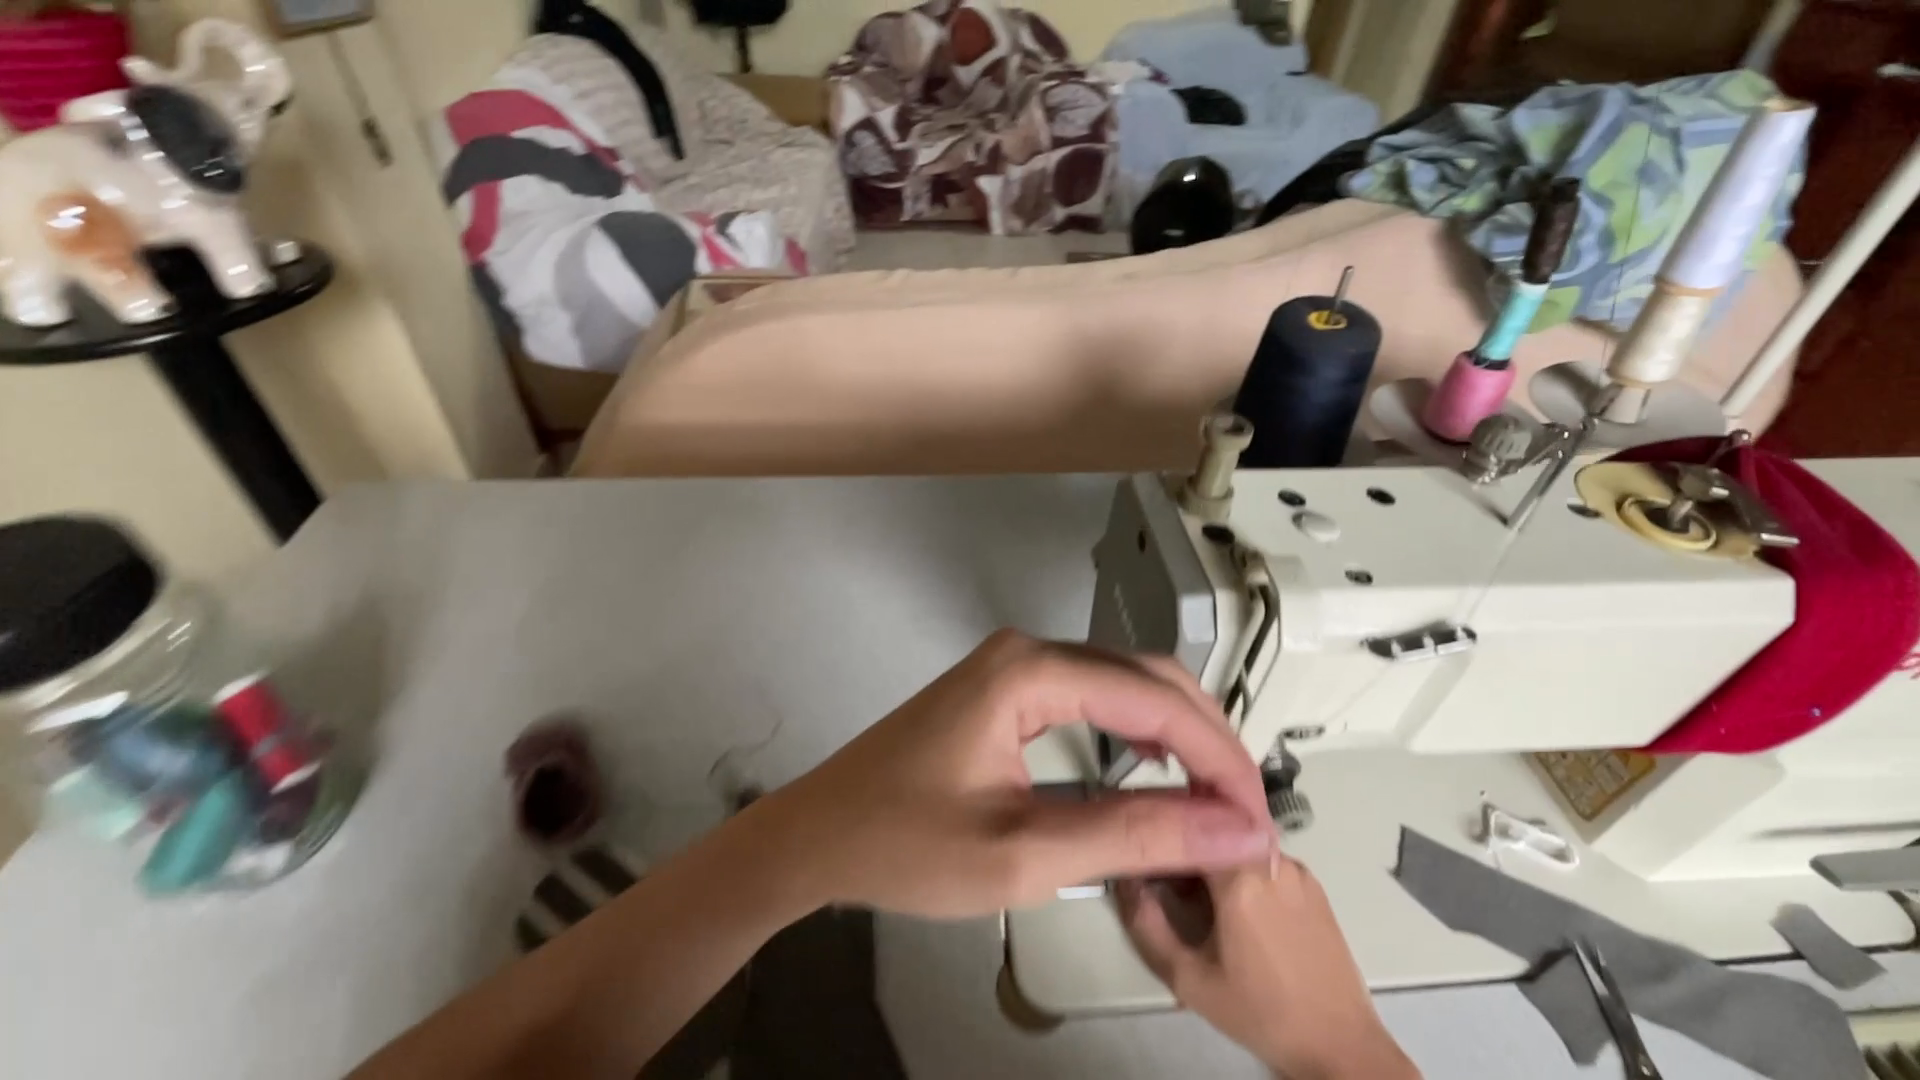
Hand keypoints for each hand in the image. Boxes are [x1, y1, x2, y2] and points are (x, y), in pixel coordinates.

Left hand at [752, 630, 1275, 917]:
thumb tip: (1232, 831)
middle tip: (1244, 813)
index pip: (1155, 699)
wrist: (817, 836)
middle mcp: (1026, 652)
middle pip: (1147, 678)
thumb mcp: (1024, 854)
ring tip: (1215, 799)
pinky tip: (1157, 771)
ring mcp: (1013, 666)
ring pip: (1124, 683)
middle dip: (1206, 741)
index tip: (1256, 817)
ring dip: (1177, 736)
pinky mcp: (1005, 690)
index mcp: (1029, 673)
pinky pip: (1092, 697)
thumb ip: (1134, 836)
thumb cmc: (903, 846)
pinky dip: (1135, 734)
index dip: (1218, 757)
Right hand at [1120, 860, 1419, 1079]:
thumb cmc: (1261, 1011)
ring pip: (1239, 843)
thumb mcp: (1188, 978)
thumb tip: (1124, 880)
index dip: (1162, 832)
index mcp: (1241, 875)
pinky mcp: (1313, 886)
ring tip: (1197, 899)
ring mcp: (1297, 870)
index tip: (1144, 851)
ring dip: (1213, 859)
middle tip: (1165, 879)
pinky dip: (1240, 870)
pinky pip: (1264, 860)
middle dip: (1186, 847)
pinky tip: (1233, 909)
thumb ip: (1146, 924)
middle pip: (1215, 830)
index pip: (1189, 823)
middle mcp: (1272, 859)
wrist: (1340, 1045)